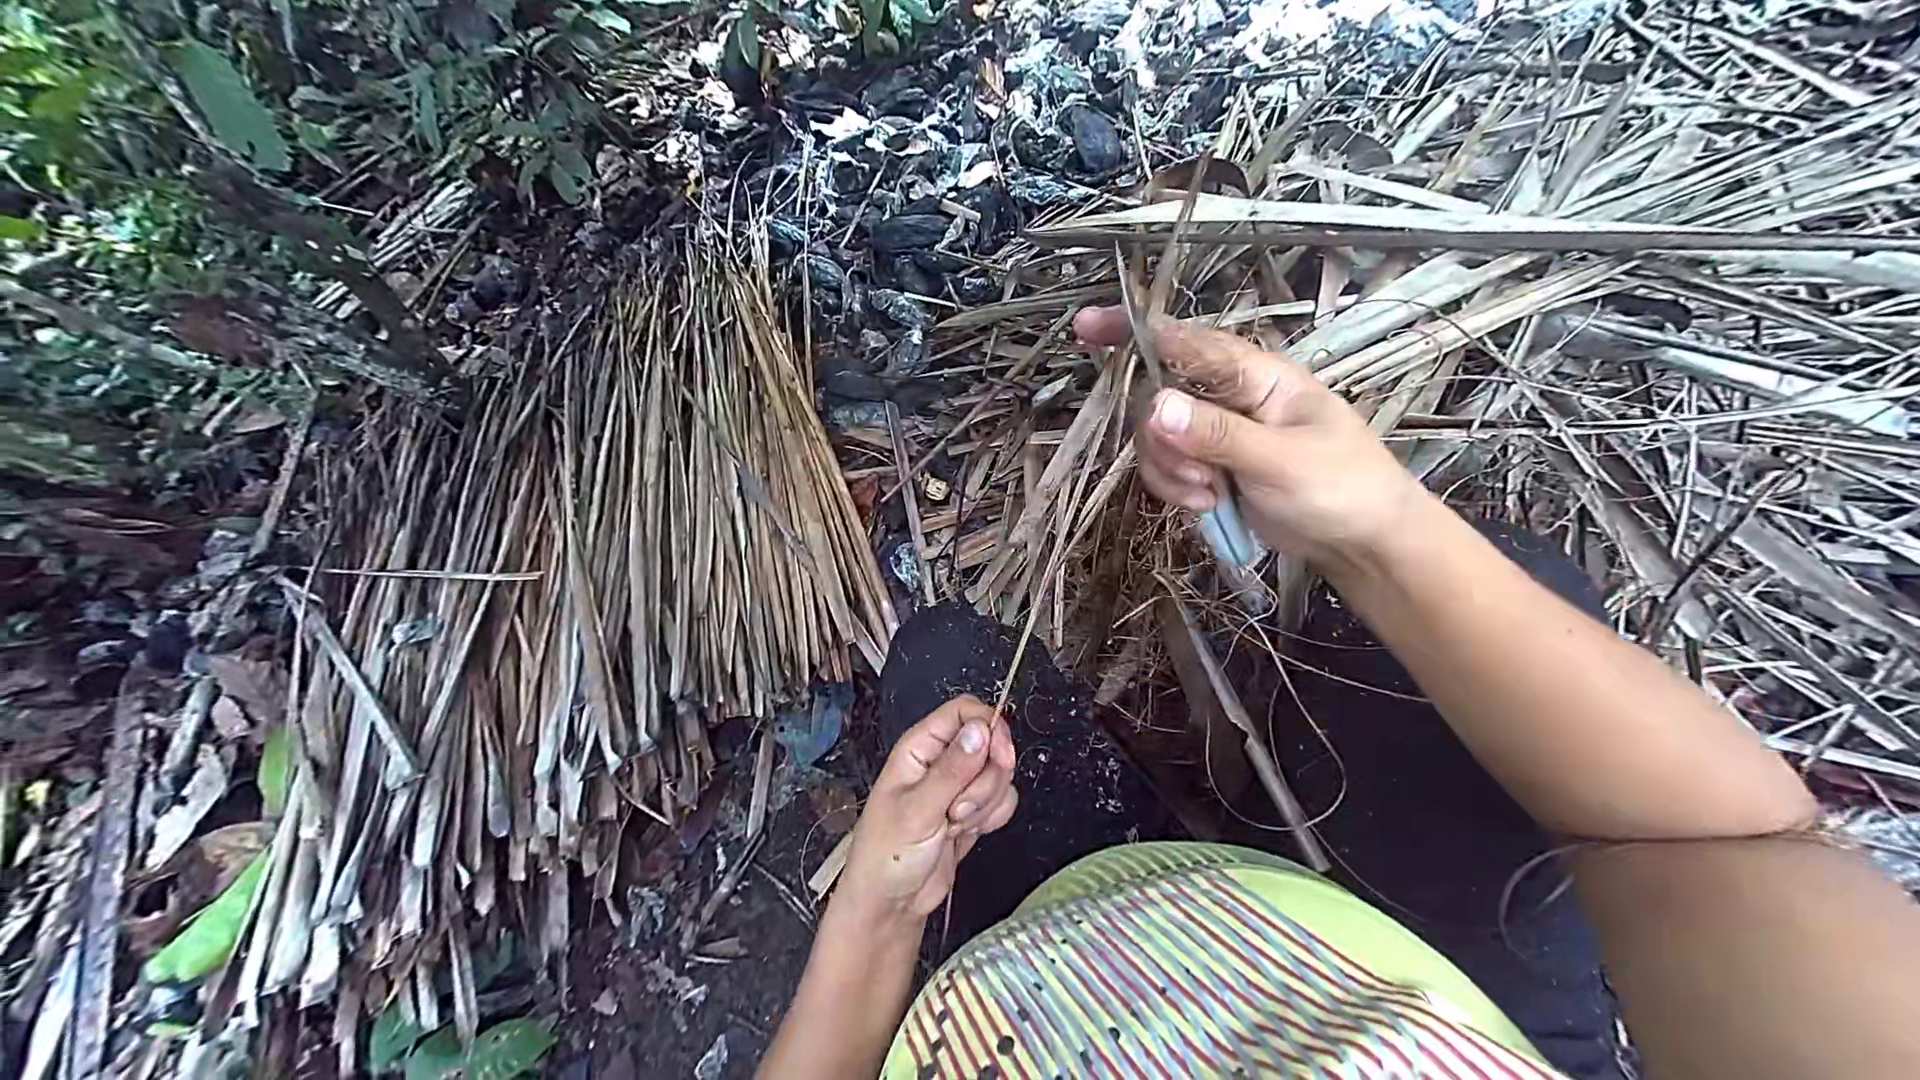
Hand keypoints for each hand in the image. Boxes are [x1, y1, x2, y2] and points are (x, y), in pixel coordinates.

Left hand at [836, 695, 1017, 922]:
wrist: (890, 904)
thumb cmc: (885, 855)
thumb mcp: (917, 811)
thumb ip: (952, 770)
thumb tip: (981, 730)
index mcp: (920, 747)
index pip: (965, 712)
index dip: (989, 728)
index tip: (999, 756)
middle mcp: (941, 759)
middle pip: (990, 742)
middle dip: (986, 779)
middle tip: (958, 807)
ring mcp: (958, 784)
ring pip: (999, 773)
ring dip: (986, 802)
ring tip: (954, 823)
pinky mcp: (972, 808)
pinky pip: (1002, 799)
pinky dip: (993, 818)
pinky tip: (967, 832)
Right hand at [1075, 307, 1429, 567]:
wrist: (1359, 542)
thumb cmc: (1340, 488)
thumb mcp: (1282, 460)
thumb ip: (1218, 434)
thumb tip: (1155, 404)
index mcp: (1254, 375)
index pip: (1185, 341)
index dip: (1133, 332)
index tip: (1085, 329)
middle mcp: (1226, 396)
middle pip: (1157, 398)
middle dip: (1164, 443)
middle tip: (1197, 478)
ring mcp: (1213, 432)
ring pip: (1155, 438)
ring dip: (1171, 472)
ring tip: (1210, 496)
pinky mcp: (1204, 465)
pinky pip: (1164, 467)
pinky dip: (1174, 488)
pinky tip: (1206, 505)